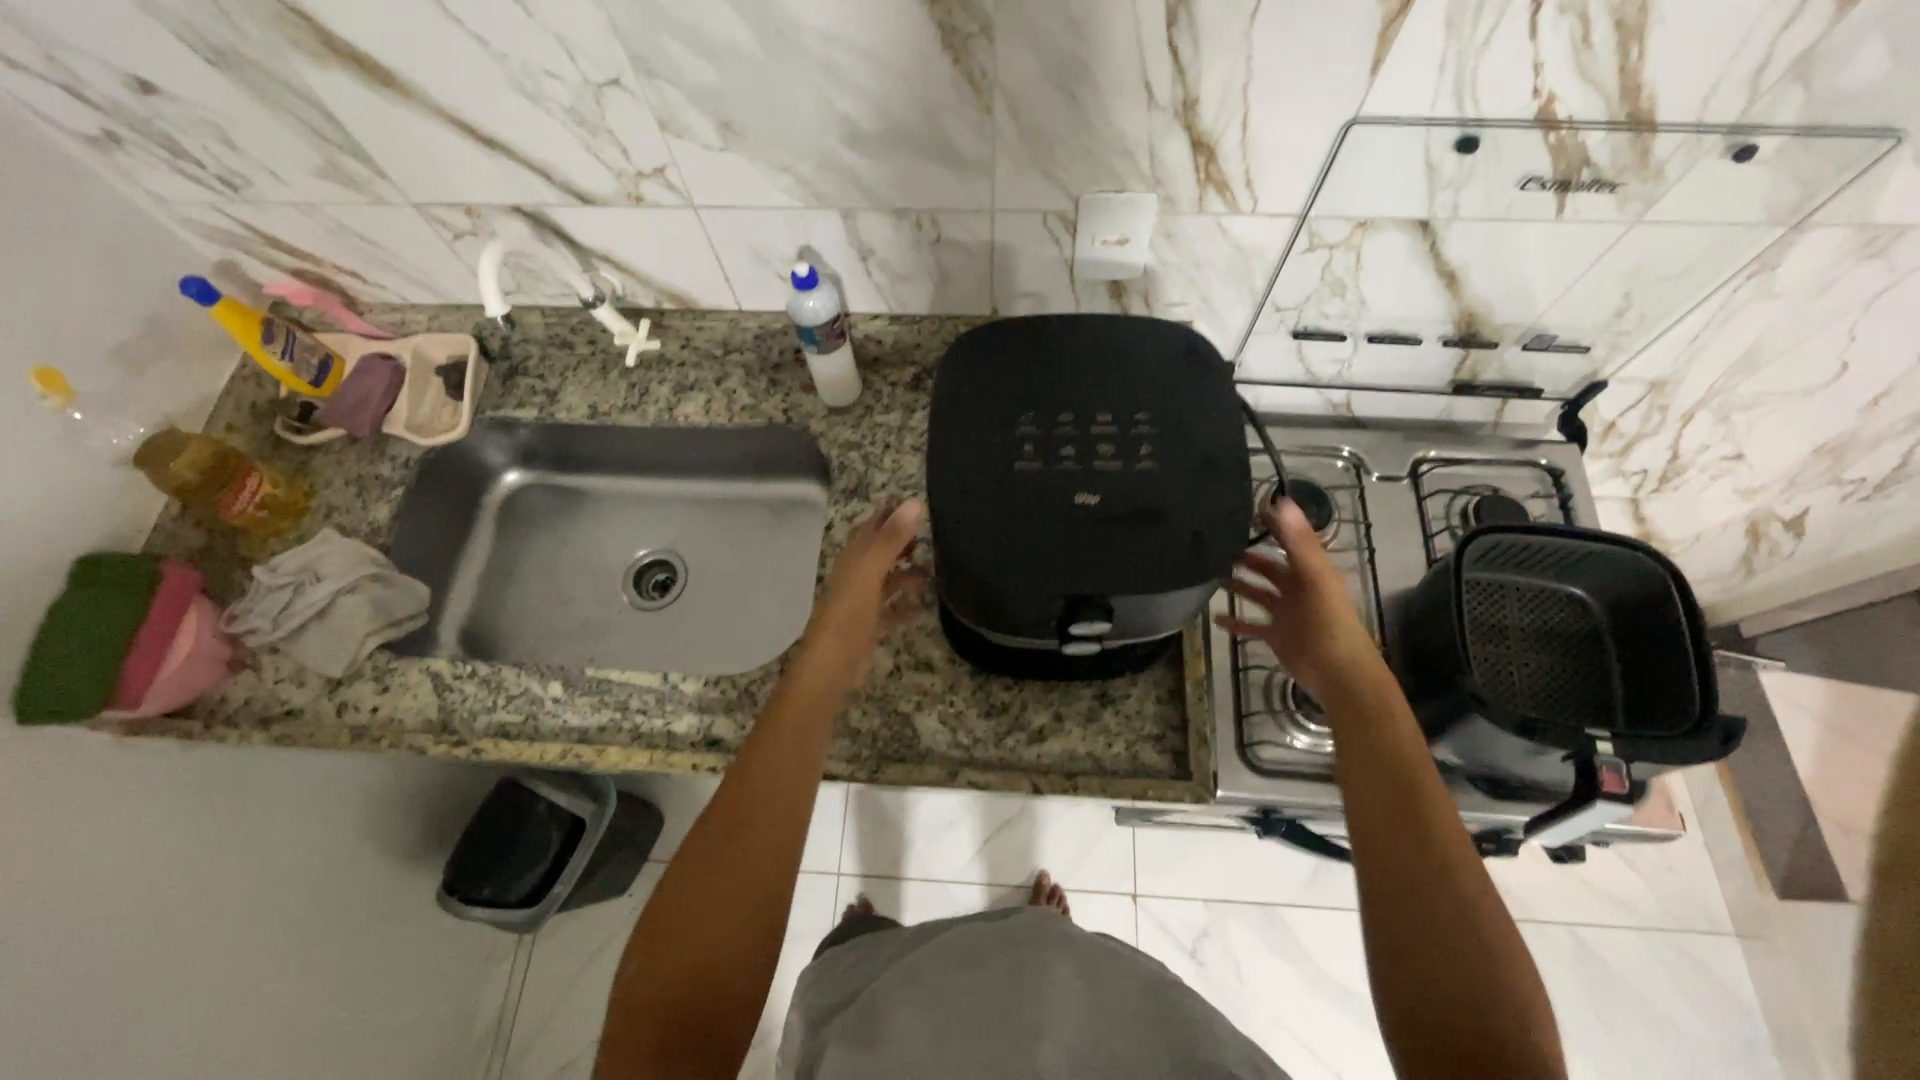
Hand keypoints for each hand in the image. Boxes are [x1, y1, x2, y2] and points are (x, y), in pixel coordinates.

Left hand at [788, 499, 928, 696]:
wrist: (832, 665)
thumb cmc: (849, 613)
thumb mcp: (871, 571)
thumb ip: (891, 538)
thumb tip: (914, 503)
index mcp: (853, 560)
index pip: (871, 528)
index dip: (890, 514)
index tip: (916, 504)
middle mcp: (856, 577)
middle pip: (880, 553)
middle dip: (902, 542)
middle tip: (931, 535)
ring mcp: (862, 603)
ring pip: (887, 580)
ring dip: (907, 573)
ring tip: (935, 568)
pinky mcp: (870, 627)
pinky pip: (891, 611)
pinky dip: (906, 605)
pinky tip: (923, 605)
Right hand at [1215, 498, 1387, 709]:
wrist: (1339, 673)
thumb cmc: (1329, 623)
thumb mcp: (1314, 578)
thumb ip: (1298, 541)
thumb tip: (1281, 501)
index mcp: (1310, 572)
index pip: (1289, 541)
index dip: (1272, 525)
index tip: (1247, 510)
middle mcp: (1297, 589)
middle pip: (1269, 567)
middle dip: (1247, 557)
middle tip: (1217, 547)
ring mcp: (1286, 614)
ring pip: (1258, 594)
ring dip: (1238, 585)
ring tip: (1211, 576)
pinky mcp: (1276, 636)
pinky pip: (1252, 626)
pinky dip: (1236, 622)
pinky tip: (1216, 619)